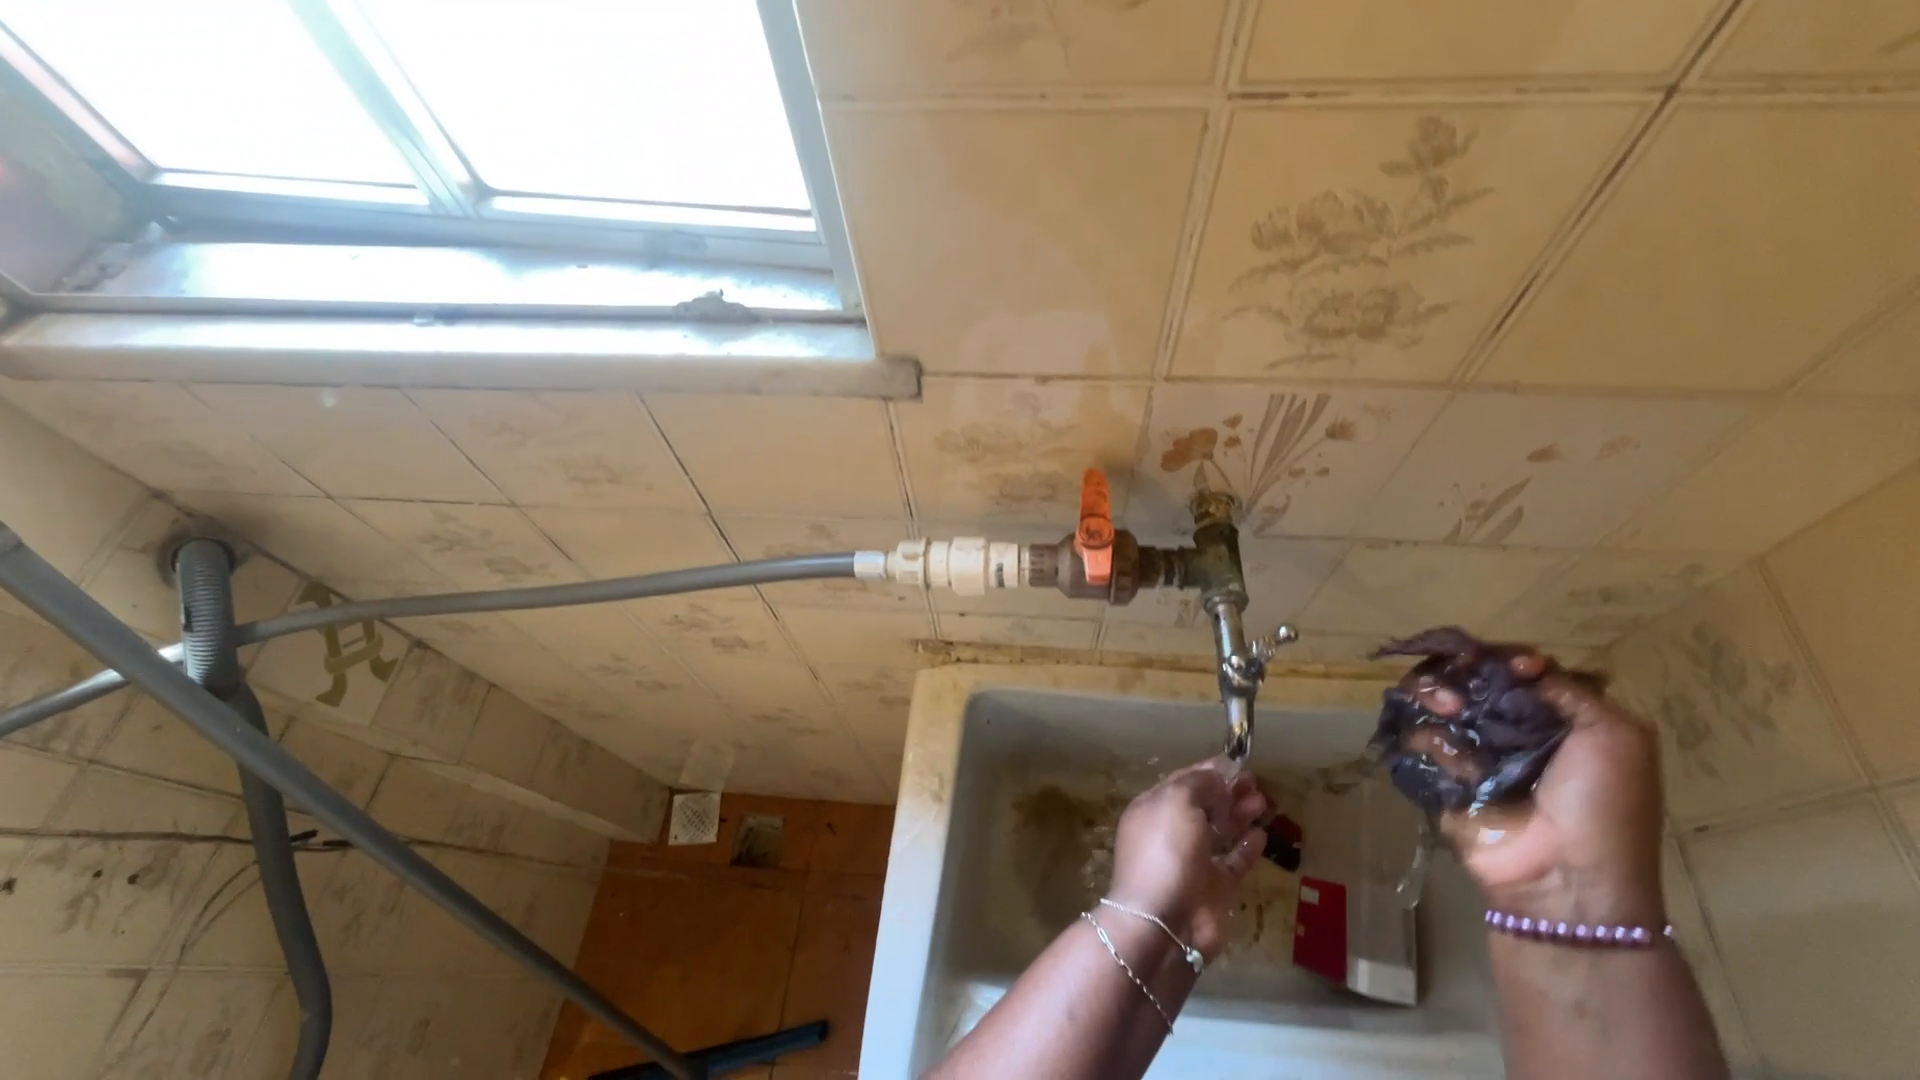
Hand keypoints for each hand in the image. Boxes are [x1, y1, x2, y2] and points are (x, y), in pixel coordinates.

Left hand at [1108, 759, 1269, 960]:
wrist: (1163, 921)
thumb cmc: (1165, 851)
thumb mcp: (1177, 802)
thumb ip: (1198, 784)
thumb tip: (1217, 775)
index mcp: (1153, 808)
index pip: (1183, 781)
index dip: (1209, 771)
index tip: (1236, 763)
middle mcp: (1171, 832)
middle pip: (1203, 805)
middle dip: (1227, 791)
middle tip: (1255, 782)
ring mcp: (1193, 862)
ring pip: (1220, 831)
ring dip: (1240, 814)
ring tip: (1262, 801)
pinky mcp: (1214, 888)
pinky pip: (1233, 862)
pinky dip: (1247, 848)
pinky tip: (1262, 835)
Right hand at [1419, 655, 1665, 925]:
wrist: (1566, 876)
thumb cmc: (1603, 804)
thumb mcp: (1616, 735)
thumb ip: (1567, 687)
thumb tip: (1517, 661)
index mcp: (1554, 718)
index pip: (1512, 669)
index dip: (1500, 658)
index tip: (1500, 662)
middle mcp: (1509, 730)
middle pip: (1467, 681)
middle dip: (1457, 673)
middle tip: (1458, 684)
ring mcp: (1472, 755)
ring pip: (1436, 705)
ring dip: (1436, 697)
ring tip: (1447, 710)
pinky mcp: (1442, 780)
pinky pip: (1421, 743)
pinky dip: (1430, 740)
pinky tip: (1450, 755)